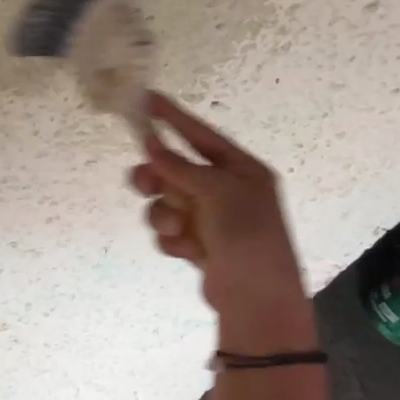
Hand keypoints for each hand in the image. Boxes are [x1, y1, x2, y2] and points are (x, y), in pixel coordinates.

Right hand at [129, 92, 311, 345]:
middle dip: (157, 178)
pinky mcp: (197, 241)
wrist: (257, 300)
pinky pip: (168, 227)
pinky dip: (172, 238)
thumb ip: (180, 166)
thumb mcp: (217, 193)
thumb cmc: (248, 237)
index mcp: (241, 170)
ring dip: (165, 215)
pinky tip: (187, 252)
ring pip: (165, 200)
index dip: (173, 117)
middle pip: (174, 168)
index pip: (200, 135)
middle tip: (143, 184)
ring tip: (177, 230)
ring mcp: (210, 217)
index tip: (145, 98)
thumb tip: (150, 141)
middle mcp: (225, 189)